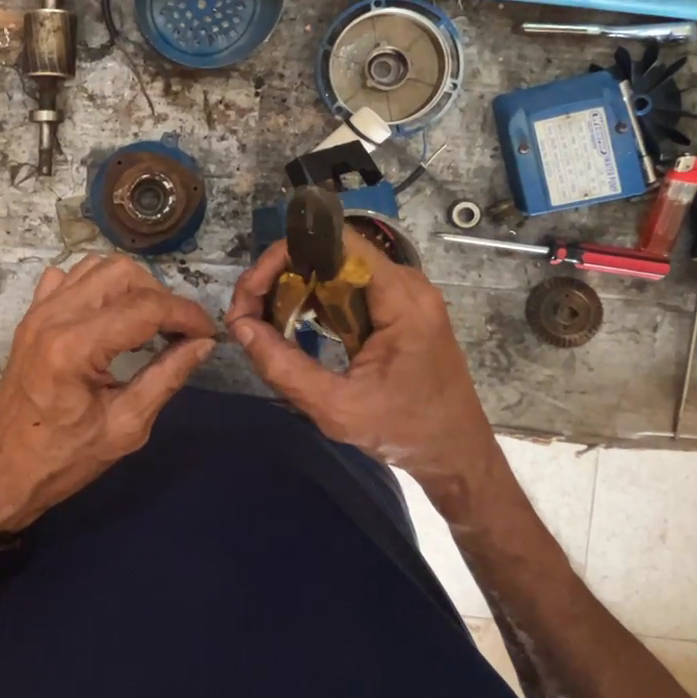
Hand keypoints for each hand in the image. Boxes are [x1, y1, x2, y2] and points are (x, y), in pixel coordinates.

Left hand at [0, 255, 217, 531]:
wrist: (6, 469)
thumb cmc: (65, 458)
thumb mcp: (126, 426)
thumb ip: (166, 377)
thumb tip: (203, 343)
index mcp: (74, 347)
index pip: (145, 307)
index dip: (185, 314)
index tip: (207, 333)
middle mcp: (53, 317)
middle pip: (121, 273)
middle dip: (159, 295)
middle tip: (177, 330)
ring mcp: (37, 312)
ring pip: (95, 267)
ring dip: (129, 286)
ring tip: (147, 322)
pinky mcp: (30, 316)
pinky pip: (68, 278)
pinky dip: (96, 285)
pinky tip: (108, 315)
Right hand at [223, 227, 500, 499]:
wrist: (457, 454)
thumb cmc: (406, 432)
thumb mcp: (337, 408)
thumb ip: (284, 367)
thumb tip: (239, 327)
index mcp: (401, 299)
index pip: (334, 243)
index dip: (284, 257)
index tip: (252, 292)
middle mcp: (404, 284)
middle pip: (327, 253)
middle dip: (278, 277)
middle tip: (247, 315)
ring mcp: (400, 294)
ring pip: (331, 269)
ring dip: (290, 289)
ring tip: (261, 322)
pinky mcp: (394, 308)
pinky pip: (342, 288)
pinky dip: (310, 301)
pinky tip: (289, 326)